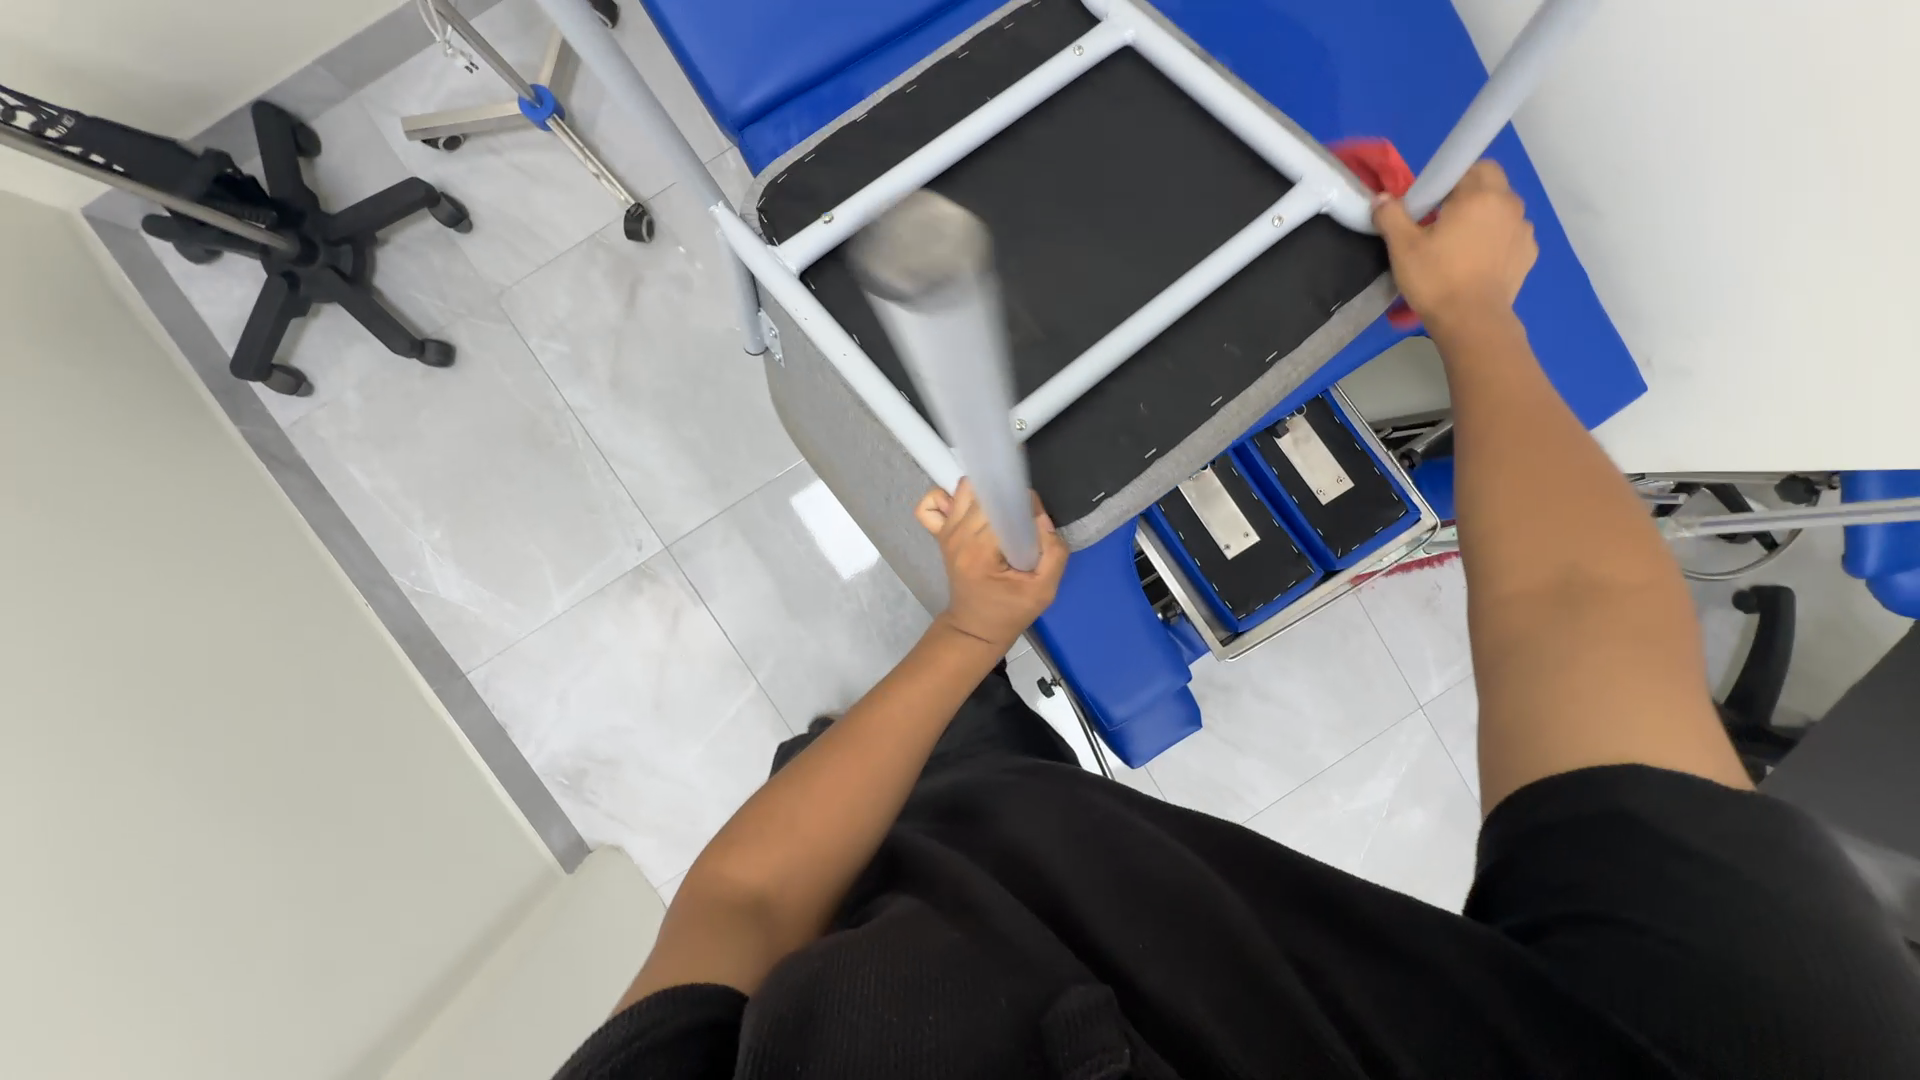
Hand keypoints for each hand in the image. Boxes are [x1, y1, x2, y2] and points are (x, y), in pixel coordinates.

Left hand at [914, 479, 1066, 650]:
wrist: (976, 628)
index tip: (1036, 521)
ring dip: (986, 494)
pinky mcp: (940, 533)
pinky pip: (932, 504)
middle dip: (1008, 499)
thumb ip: (1054, 553)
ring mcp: (945, 533)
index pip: (1002, 509)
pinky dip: (948, 498)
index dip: (1024, 507)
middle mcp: (958, 536)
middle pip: (984, 495)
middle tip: (1022, 522)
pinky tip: (969, 508)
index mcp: (980, 551)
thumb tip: (1041, 516)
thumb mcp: (1044, 591)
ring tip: (1001, 513)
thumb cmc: (1010, 612)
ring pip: (964, 490)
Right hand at [1373, 161, 1537, 330]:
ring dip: (1483, 217)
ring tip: (1459, 246)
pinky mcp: (1528, 252)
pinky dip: (1495, 240)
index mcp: (1479, 195)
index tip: (1429, 205)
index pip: (1470, 166)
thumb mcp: (1402, 248)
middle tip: (1442, 222)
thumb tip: (1382, 199)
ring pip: (1501, 209)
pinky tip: (1476, 262)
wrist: (1471, 320)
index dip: (1448, 181)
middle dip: (1468, 194)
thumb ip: (1391, 216)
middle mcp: (1508, 204)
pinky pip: (1510, 235)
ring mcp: (1523, 228)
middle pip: (1491, 183)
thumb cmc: (1435, 279)